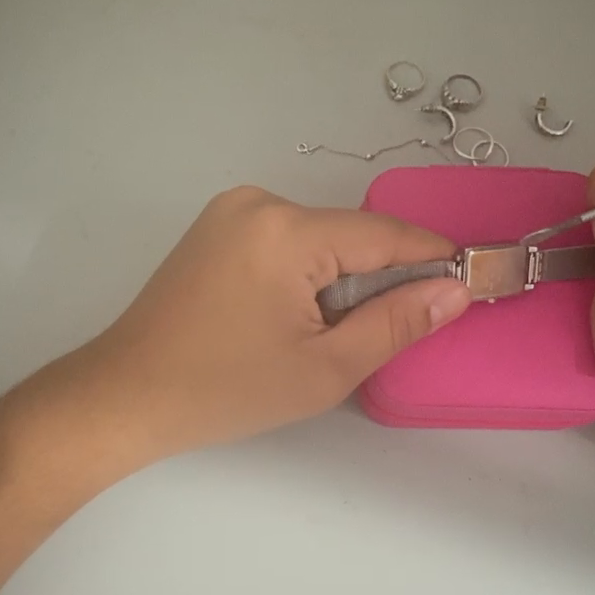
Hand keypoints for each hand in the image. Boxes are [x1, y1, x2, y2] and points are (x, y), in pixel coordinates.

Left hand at [62, 186, 470, 456]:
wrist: (125, 393)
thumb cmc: (226, 390)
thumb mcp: (324, 367)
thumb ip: (397, 323)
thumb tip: (455, 289)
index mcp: (287, 229)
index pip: (385, 234)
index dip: (432, 257)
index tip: (469, 280)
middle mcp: (259, 201)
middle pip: (349, 235)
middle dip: (378, 277)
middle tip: (386, 332)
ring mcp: (230, 210)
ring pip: (318, 238)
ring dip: (338, 278)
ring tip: (325, 335)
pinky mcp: (214, 227)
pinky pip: (284, 240)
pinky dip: (304, 272)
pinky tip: (288, 317)